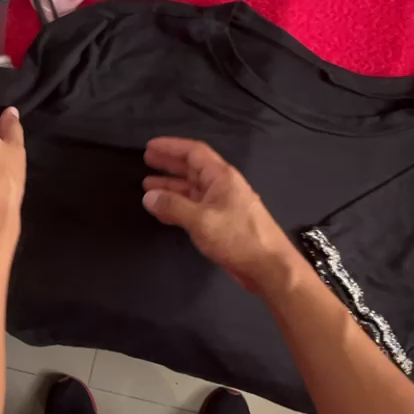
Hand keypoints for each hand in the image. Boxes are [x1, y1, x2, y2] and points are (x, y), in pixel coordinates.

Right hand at [141, 137, 307, 292]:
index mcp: (221, 177)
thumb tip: (149, 197)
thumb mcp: (202, 220)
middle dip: (169, 164)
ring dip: (170, 186)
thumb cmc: (238, 238)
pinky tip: (162, 210)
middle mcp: (221, 186)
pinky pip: (193, 207)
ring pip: (191, 189)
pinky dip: (177, 206)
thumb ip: (173, 207)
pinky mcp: (219, 223)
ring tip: (148, 186)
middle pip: (192, 168)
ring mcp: (221, 205)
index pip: (194, 152)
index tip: (149, 146)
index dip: (171, 147)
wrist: (267, 266)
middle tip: (146, 160)